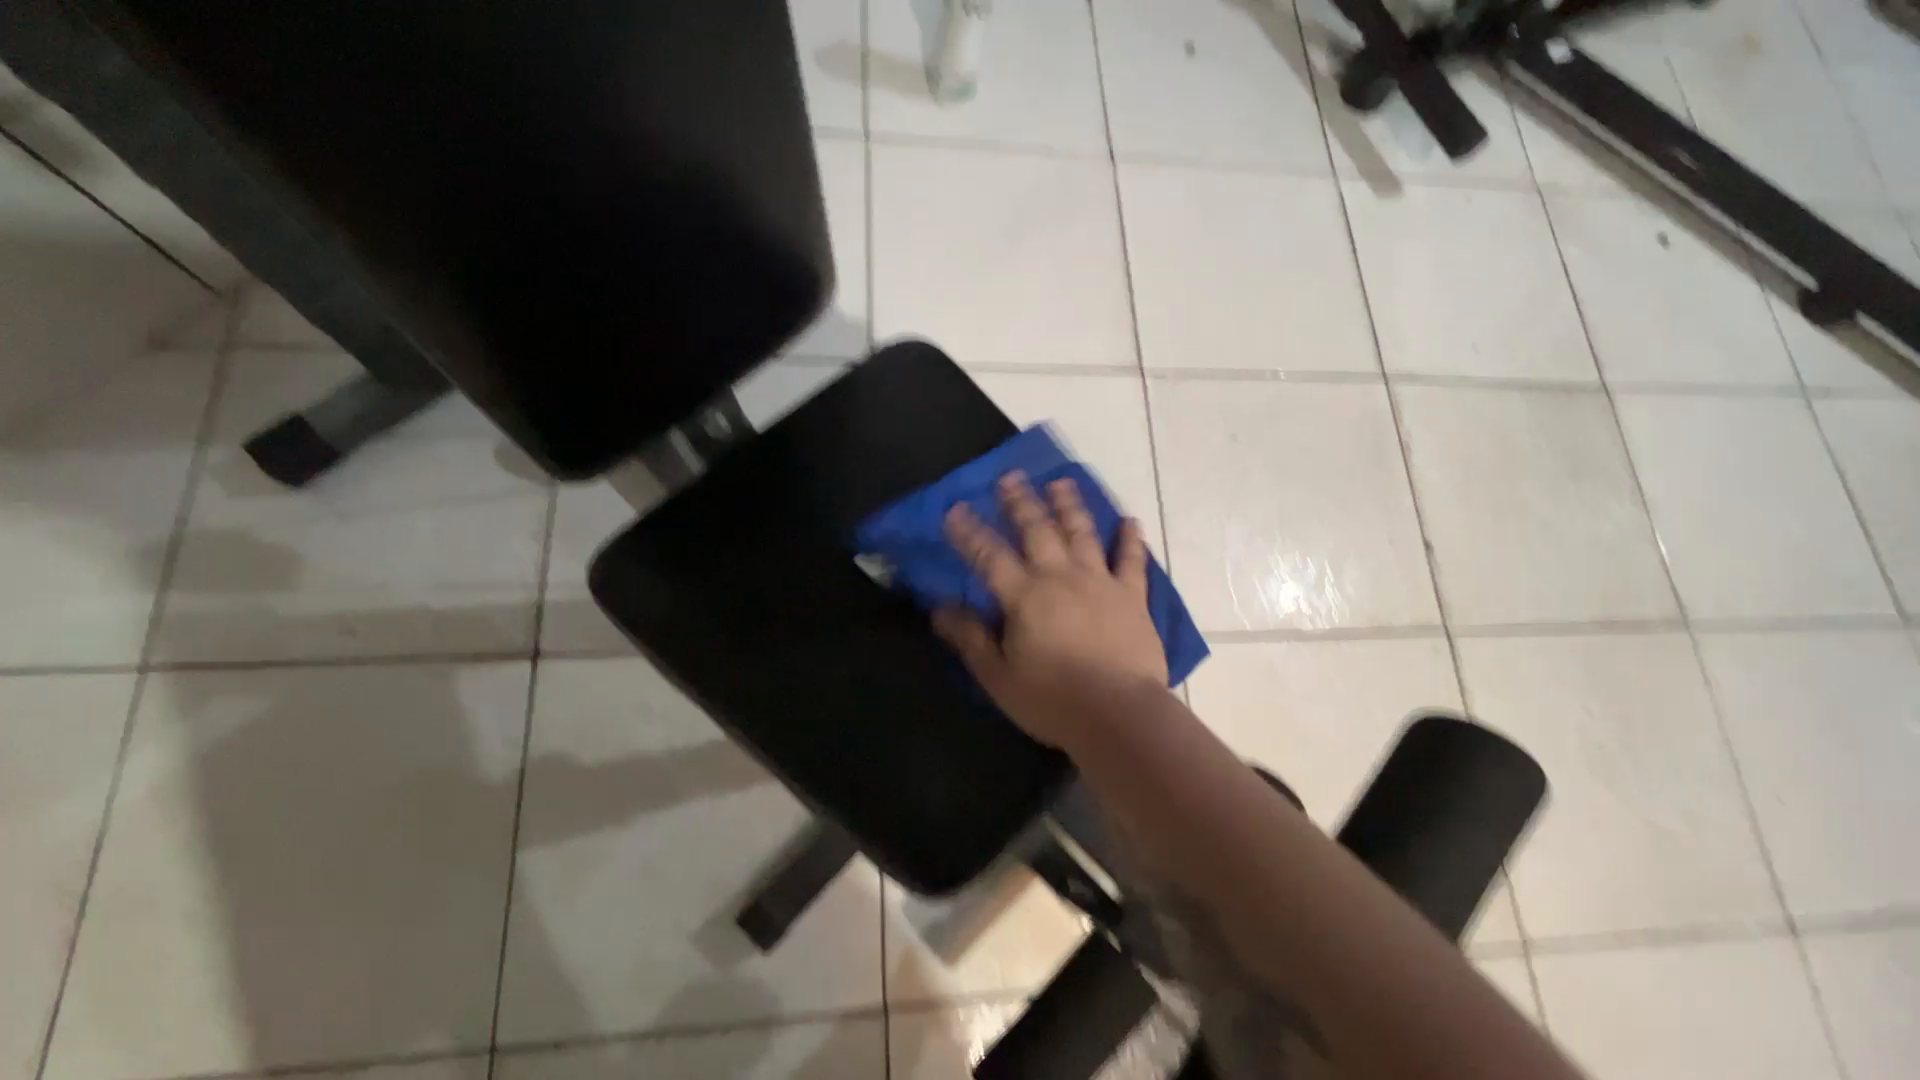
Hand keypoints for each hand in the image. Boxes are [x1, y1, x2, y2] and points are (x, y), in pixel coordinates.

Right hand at [933, 471, 1170, 751]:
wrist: (1120, 714)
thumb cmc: (1052, 700)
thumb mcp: (998, 676)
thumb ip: (970, 639)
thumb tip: (939, 608)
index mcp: (1024, 596)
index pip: (989, 556)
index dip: (969, 532)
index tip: (955, 508)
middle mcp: (1060, 577)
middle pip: (1037, 531)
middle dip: (1020, 502)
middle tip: (1011, 477)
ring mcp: (1100, 583)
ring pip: (1082, 534)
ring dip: (1069, 506)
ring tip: (1061, 483)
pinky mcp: (1132, 597)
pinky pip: (1131, 561)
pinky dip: (1130, 540)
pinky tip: (1130, 522)